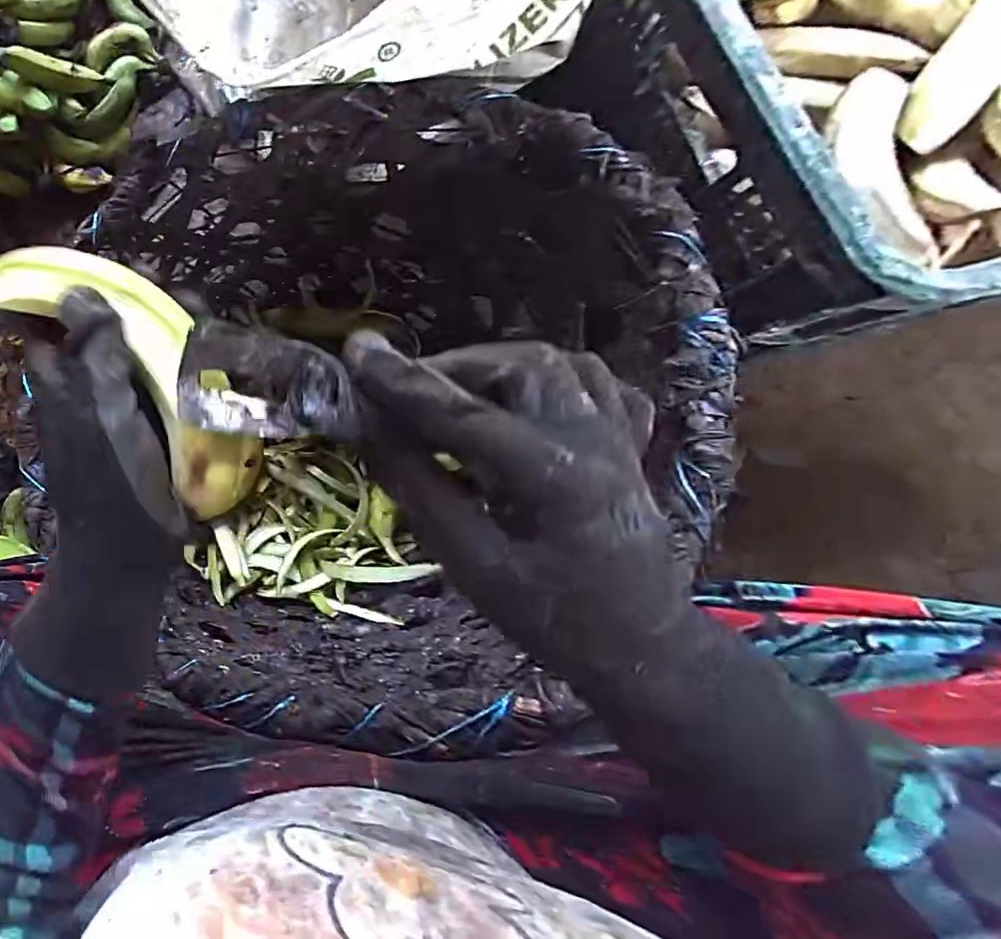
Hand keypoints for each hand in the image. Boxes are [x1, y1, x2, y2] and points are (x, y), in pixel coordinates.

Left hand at [15, 290, 186, 697]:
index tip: (124, 276)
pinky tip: (209, 351)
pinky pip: (164, 370)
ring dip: (169, 324)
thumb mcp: (97, 406)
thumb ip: (92, 347)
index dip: (83, 283)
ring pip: (141, 340)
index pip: (59, 306)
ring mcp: (118, 393)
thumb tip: (78, 288)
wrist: (132, 545)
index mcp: (59, 369)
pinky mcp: (148, 412)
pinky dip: (184, 356)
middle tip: (176, 300)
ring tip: (199, 319)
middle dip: (142, 300)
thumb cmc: (109, 474)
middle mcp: (86, 374)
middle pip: (109, 317)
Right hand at [345, 335, 888, 870]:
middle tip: (399, 393)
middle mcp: (596, 441)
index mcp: (558, 479)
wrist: (643, 649)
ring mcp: (619, 437)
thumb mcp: (470, 564)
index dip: (403, 381)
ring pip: (554, 363)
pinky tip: (515, 399)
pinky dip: (543, 377)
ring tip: (447, 394)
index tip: (357, 351)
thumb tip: (370, 434)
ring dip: (490, 367)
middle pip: (518, 367)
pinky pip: (589, 382)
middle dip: (447, 370)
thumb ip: (420, 491)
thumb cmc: (550, 618)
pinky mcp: (626, 442)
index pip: (464, 413)